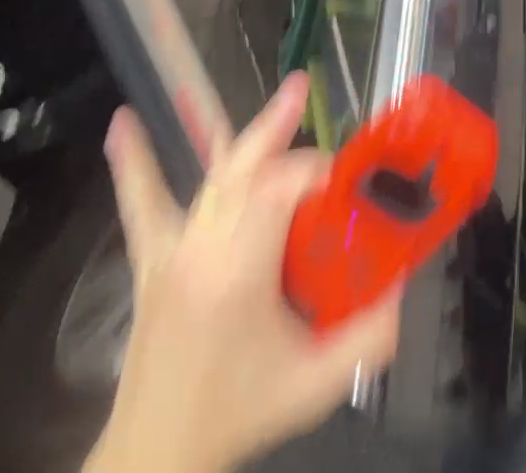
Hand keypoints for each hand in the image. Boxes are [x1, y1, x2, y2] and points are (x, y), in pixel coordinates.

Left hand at [86, 73, 401, 472]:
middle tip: (305, 90)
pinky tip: (122, 125)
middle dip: (277, 128)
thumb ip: (371, 335)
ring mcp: (171, 254)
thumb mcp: (318, 383)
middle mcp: (200, 251)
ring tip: (249, 93)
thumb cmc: (238, 413)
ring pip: (208, 178)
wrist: (157, 453)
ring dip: (232, 130)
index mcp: (238, 274)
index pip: (278, 191)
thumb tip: (403, 285)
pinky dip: (134, 163)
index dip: (316, 170)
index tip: (347, 180)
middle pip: (243, 171)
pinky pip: (142, 205)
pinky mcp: (152, 264)